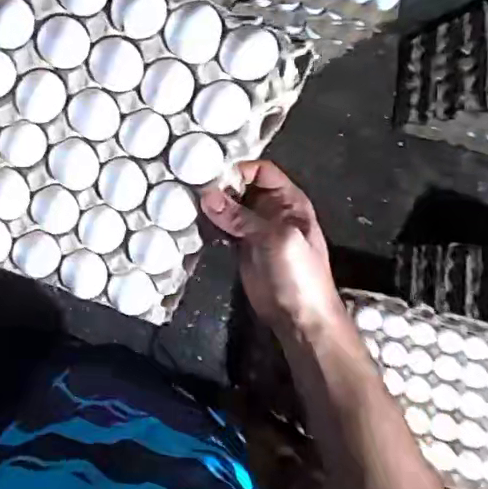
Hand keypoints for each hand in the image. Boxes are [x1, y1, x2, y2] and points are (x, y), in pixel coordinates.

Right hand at [200, 161, 343, 341]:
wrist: (301, 319)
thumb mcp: (275, 239)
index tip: (212, 174)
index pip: (261, 171)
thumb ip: (241, 216)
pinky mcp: (241, 247)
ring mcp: (255, 229)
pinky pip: (222, 227)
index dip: (238, 169)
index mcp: (288, 201)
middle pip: (241, 186)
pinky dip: (209, 223)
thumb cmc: (300, 275)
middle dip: (219, 185)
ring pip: (229, 206)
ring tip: (186, 201)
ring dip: (211, 204)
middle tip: (191, 185)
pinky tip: (193, 221)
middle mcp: (271, 210)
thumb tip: (207, 195)